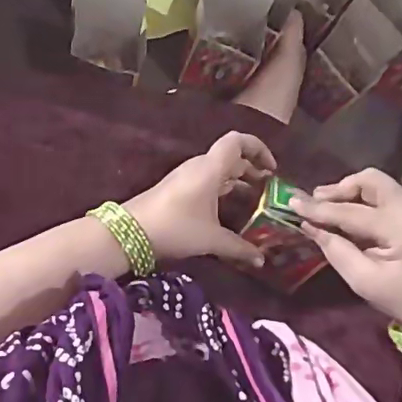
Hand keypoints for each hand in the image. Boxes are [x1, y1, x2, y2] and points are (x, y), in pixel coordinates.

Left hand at [124, 131, 275, 267]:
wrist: (129, 232)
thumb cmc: (175, 228)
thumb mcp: (211, 239)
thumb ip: (239, 248)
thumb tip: (260, 259)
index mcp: (210, 168)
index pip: (238, 141)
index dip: (258, 149)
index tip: (271, 169)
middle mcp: (198, 166)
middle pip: (230, 156)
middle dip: (251, 168)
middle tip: (267, 188)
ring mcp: (184, 176)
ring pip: (217, 169)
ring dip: (236, 179)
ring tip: (252, 199)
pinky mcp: (175, 188)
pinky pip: (206, 180)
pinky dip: (221, 188)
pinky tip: (227, 208)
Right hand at [289, 168, 401, 330]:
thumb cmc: (401, 299)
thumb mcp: (363, 280)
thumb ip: (335, 250)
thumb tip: (309, 226)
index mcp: (400, 227)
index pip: (351, 211)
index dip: (319, 208)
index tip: (292, 203)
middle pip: (370, 180)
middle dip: (339, 188)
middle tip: (314, 202)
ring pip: (377, 184)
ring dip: (349, 191)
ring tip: (326, 207)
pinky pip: (382, 196)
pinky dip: (361, 199)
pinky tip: (344, 215)